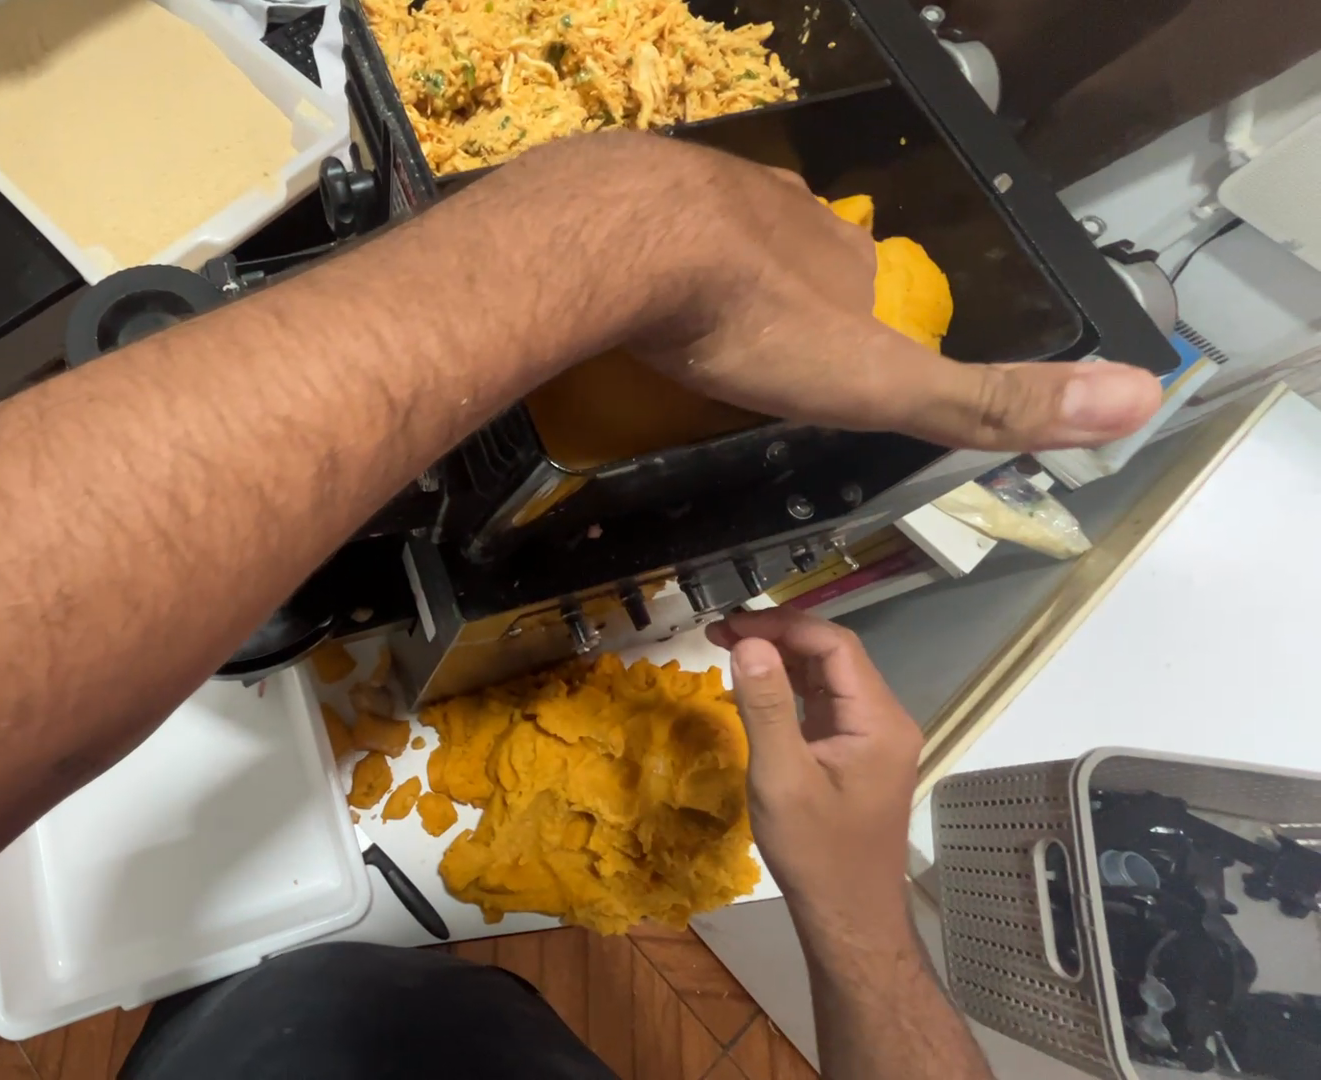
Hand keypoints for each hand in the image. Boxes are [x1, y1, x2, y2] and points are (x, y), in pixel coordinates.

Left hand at [505, 132, 1162, 450]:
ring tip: (685, 306)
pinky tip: (631, 274)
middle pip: (794, 254)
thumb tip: (1135, 399)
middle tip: (742, 334)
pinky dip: (650, 250)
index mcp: (842, 259)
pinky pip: (653, 221)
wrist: (640, 249)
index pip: (863, 287)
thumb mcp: (875, 381)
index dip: (846, 322)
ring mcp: (706, 194)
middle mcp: (784, 213)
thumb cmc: (753, 323)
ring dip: (713, 266)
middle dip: (778, 290)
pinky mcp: (635, 190)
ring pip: (723, 232)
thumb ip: (980, 398)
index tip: (815, 354)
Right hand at [705, 608, 919, 939]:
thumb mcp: (781, 776)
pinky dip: (783, 683)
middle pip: (831, 654)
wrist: (847, 913)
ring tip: (725, 647)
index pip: (834, 645)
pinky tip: (751, 683)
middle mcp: (881, 719)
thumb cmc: (815, 849)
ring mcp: (867, 735)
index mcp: (877, 720)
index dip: (780, 626)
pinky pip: (818, 700)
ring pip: (824, 674)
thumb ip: (765, 706)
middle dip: (775, 635)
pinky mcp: (850, 750)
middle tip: (718, 634)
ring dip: (777, 655)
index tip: (728, 628)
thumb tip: (747, 643)